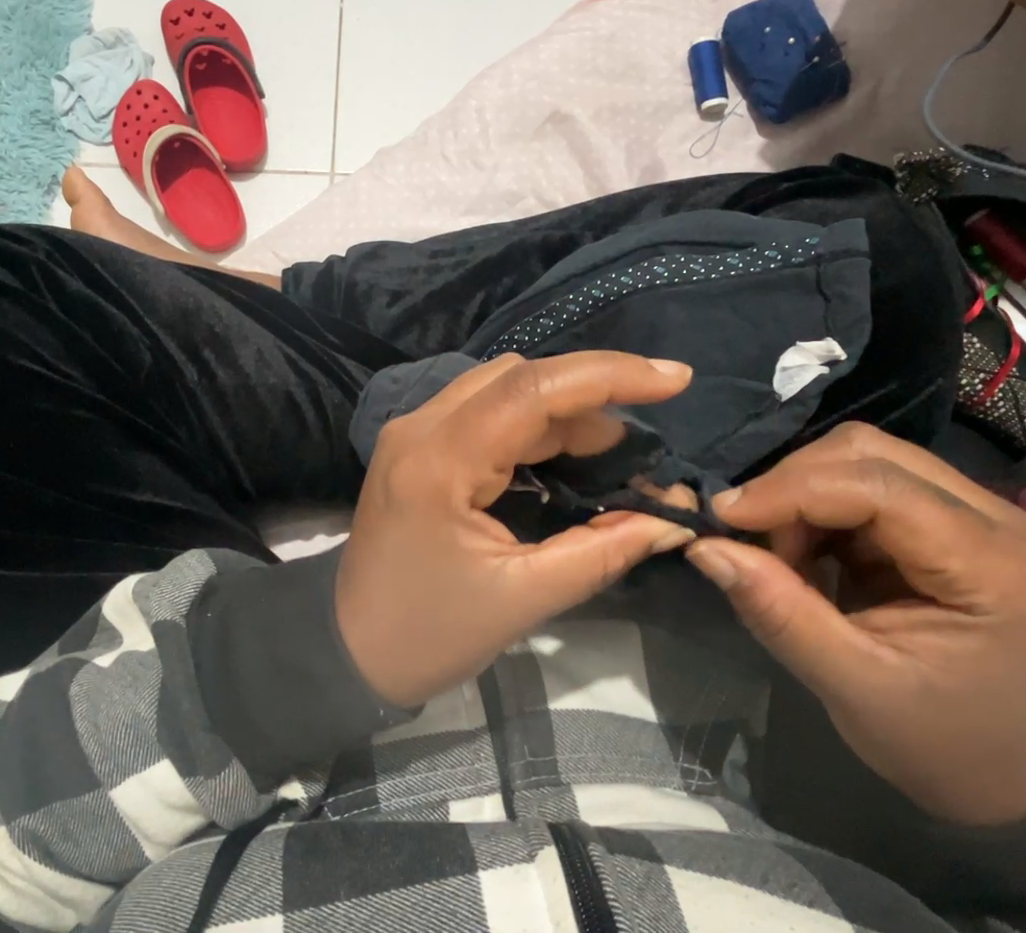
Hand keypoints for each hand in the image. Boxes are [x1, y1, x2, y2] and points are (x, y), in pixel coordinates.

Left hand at [336, 352, 697, 708]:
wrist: (349, 650)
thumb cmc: (430, 633)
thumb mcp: (524, 597)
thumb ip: (603, 549)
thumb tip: (674, 516)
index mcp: (439, 460)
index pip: (531, 388)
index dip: (608, 375)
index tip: (675, 380)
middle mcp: (419, 427)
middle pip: (517, 377)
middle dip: (590, 398)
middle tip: (643, 445)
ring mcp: (412, 432)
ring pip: (501, 390)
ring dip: (563, 414)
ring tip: (617, 458)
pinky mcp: (416, 447)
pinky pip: (483, 414)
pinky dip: (533, 428)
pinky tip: (569, 460)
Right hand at [685, 423, 1025, 826]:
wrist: (998, 780)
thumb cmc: (935, 742)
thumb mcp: (850, 685)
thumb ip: (779, 612)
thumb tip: (704, 546)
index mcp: (994, 567)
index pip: (879, 486)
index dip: (791, 489)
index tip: (721, 517)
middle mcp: (997, 523)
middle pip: (872, 454)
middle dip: (793, 486)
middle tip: (750, 542)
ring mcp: (975, 519)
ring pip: (865, 460)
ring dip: (801, 495)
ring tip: (780, 557)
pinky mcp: (946, 525)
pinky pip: (865, 486)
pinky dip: (816, 510)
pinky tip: (805, 556)